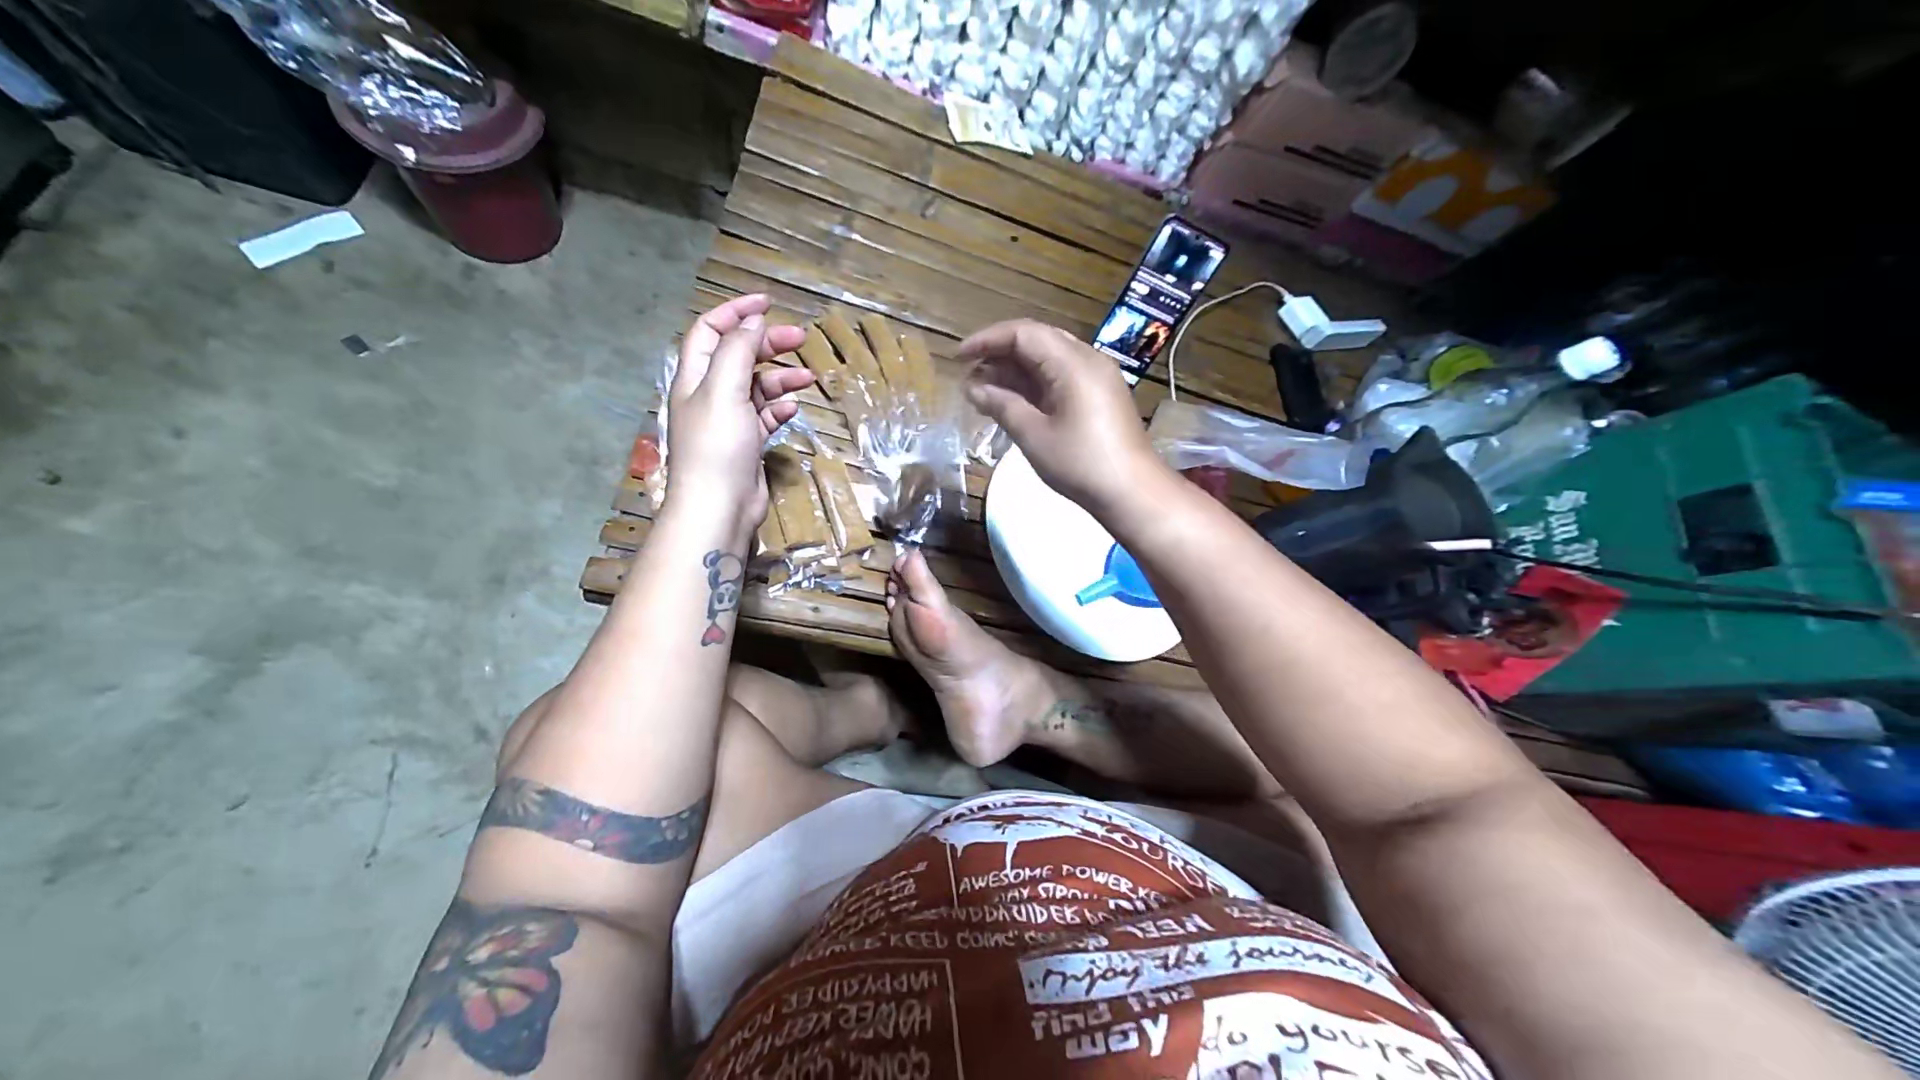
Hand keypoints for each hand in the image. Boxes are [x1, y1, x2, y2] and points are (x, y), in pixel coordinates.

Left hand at [666, 295, 812, 537]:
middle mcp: (709, 395)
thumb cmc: (716, 446)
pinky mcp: (746, 443)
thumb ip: (738, 351)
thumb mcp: (724, 390)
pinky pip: (765, 416)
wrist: (718, 507)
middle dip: (768, 344)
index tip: (769, 302)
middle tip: (801, 338)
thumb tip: (753, 321)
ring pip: (757, 387)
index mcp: (695, 377)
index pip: (711, 331)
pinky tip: (793, 409)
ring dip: (781, 378)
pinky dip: (780, 408)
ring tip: (809, 378)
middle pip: (739, 356)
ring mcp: (729, 421)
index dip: (736, 312)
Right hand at [961, 319, 1165, 512]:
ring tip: (982, 389)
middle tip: (968, 372)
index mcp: (1073, 363)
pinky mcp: (1099, 395)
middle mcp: (1088, 360)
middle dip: (999, 353)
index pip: (1023, 333)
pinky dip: (1033, 383)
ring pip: (1048, 358)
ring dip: (1014, 370)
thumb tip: (973, 388)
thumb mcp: (1034, 435)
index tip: (959, 357)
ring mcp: (1096, 377)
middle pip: (1037, 340)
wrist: (1132, 492)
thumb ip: (1002, 405)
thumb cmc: (1080, 463)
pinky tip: (1011, 400)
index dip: (987, 340)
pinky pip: (1060, 376)